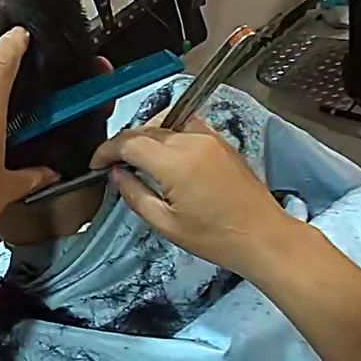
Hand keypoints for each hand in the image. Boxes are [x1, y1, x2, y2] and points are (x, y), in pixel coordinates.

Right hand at [91, 116, 313, 277]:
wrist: (263, 236)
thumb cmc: (215, 238)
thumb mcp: (166, 224)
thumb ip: (135, 194)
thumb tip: (116, 174)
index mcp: (175, 162)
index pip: (129, 142)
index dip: (107, 150)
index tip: (96, 164)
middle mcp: (192, 140)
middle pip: (146, 129)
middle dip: (124, 143)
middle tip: (113, 164)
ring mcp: (210, 137)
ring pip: (166, 122)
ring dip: (146, 134)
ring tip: (138, 159)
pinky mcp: (221, 141)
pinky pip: (187, 125)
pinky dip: (170, 132)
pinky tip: (166, 154)